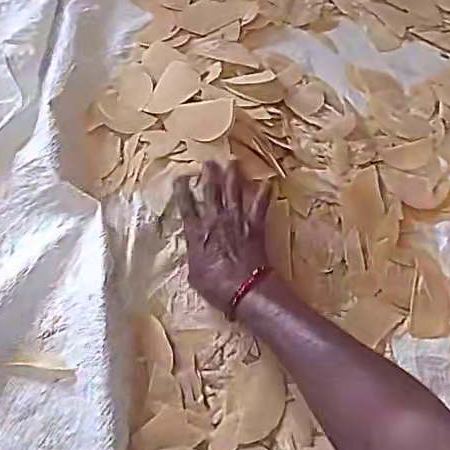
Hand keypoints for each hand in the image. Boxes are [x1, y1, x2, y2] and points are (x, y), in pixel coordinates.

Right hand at [175, 160, 275, 310]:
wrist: (244, 287)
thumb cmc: (215, 285)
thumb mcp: (194, 273)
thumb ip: (194, 254)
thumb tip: (194, 249)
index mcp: (197, 232)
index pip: (186, 205)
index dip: (182, 190)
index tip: (180, 177)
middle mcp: (215, 219)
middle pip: (211, 191)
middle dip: (209, 174)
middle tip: (209, 162)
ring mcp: (236, 219)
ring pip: (234, 191)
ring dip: (233, 175)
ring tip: (233, 162)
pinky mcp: (255, 224)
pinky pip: (261, 204)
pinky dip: (265, 193)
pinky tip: (268, 182)